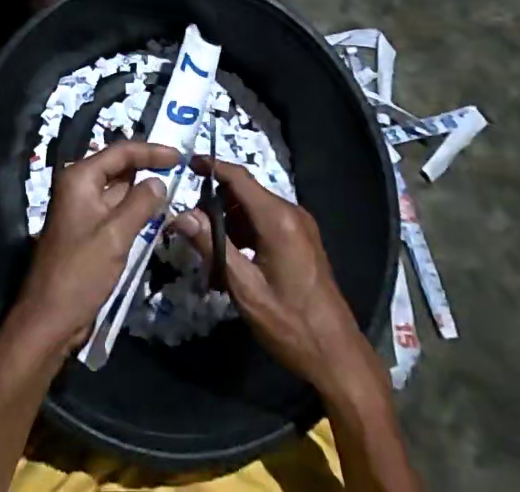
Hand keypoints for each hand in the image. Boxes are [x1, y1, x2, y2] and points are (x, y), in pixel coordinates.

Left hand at [12, 139, 182, 354]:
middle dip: (148, 167)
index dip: (151, 151)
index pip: (120, 151)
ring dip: (144, 190)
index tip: (180, 156)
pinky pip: (117, 212)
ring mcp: (83, 210)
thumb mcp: (115, 235)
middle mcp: (79, 188)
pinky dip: (136, 210)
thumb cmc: (80, 272)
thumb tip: (159, 182)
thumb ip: (140, 204)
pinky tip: (158, 215)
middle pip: (119, 167)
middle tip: (182, 170)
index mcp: (80, 179)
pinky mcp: (89, 231)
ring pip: (120, 191)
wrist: (50, 317)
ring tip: (177, 189)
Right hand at [169, 156, 365, 391]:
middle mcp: (292, 214)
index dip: (213, 166)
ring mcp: (300, 227)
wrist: (338, 356)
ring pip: (254, 208)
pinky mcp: (302, 241)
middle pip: (245, 192)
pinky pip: (266, 222)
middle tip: (190, 224)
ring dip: (229, 221)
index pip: (240, 178)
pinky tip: (231, 257)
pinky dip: (245, 231)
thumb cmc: (290, 324)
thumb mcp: (245, 287)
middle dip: (215, 203)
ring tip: (207, 248)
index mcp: (278, 220)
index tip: (187, 163)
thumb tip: (181, 215)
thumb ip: (212, 246)